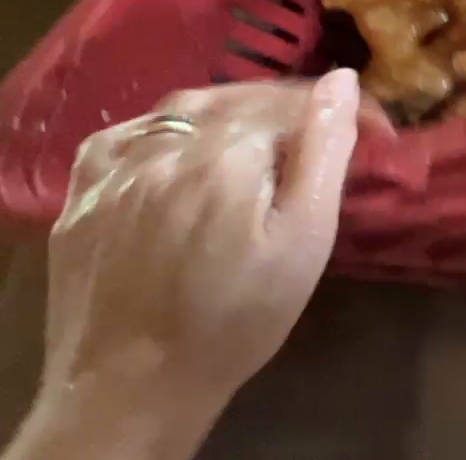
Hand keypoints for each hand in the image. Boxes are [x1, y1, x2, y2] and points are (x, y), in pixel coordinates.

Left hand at [5, 71, 362, 459]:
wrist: (134, 390)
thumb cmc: (242, 312)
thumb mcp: (307, 233)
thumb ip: (324, 149)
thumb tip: (342, 80)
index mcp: (226, 159)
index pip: (296, 103)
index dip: (345, 110)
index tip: (379, 131)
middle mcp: (164, 155)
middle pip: (240, 99)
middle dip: (294, 105)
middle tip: (330, 132)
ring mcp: (114, 179)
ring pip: (182, 110)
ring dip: (234, 108)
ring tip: (268, 133)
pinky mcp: (82, 205)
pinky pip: (120, 138)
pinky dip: (161, 126)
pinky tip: (185, 144)